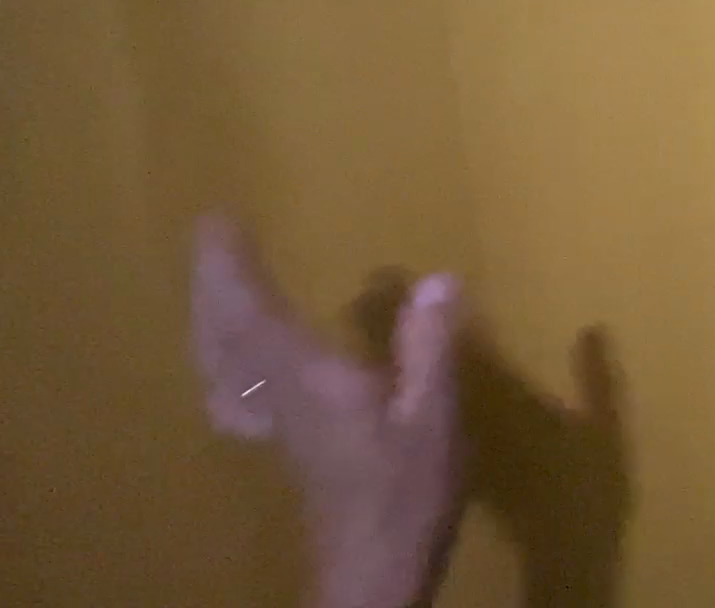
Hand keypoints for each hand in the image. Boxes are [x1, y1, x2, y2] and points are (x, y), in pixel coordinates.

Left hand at [191, 214, 462, 607]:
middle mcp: (278, 397)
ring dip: (210, 317)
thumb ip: (430, 346)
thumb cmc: (409, 484)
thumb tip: (438, 277)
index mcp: (310, 382)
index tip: (220, 220)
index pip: (254, 316)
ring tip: (216, 284)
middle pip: (223, 336)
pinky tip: (233, 363)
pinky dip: (223, 361)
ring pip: (219, 363)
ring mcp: (276, 423)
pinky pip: (234, 390)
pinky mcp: (287, 440)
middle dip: (212, 284)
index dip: (232, 268)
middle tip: (212, 237)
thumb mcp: (434, 411)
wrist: (375, 562)